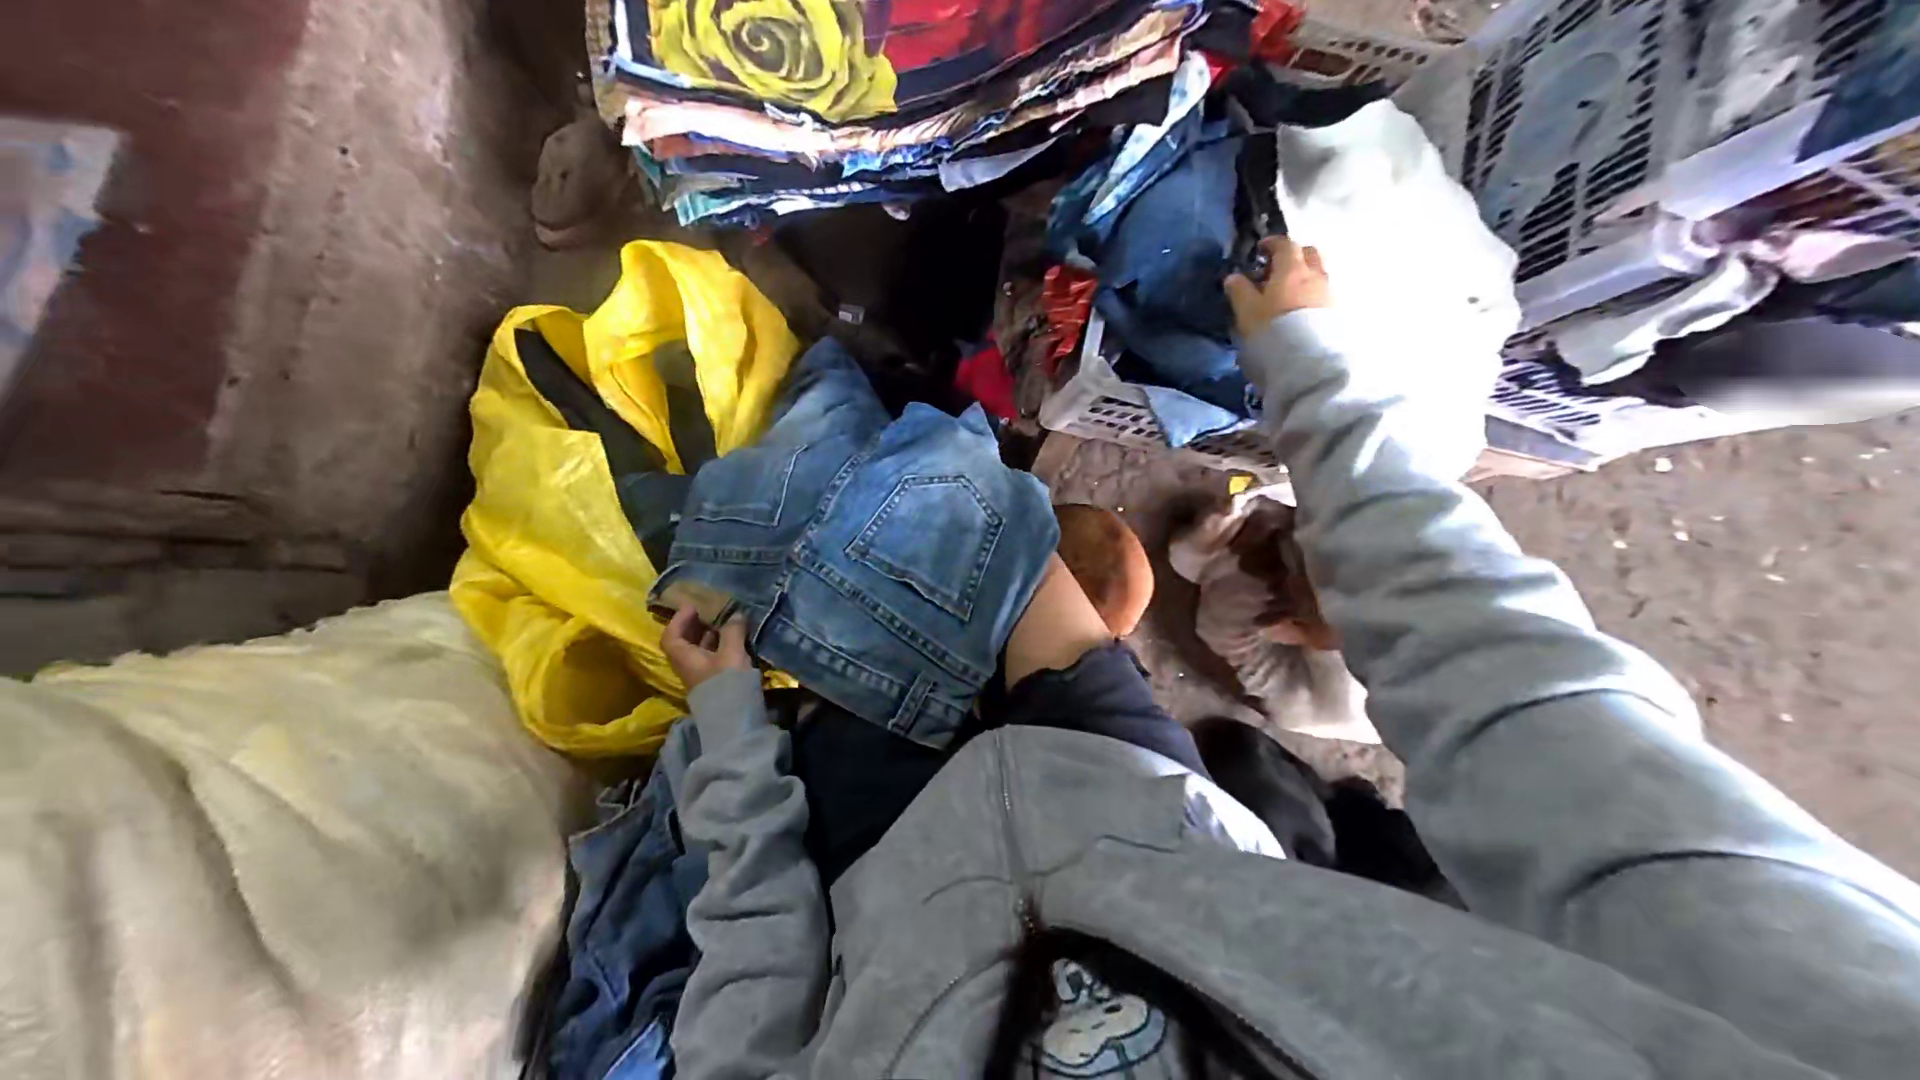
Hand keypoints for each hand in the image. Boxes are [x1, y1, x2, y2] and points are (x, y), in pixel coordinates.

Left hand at [662, 607, 751, 690]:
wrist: (734, 719)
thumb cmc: (727, 683)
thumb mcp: (731, 653)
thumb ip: (733, 632)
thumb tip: (736, 614)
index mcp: (684, 658)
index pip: (671, 637)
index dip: (678, 620)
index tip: (692, 606)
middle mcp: (689, 667)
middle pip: (685, 643)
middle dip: (696, 625)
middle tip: (710, 611)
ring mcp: (702, 676)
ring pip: (701, 651)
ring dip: (710, 635)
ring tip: (726, 622)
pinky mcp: (716, 682)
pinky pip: (713, 659)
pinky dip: (721, 646)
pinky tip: (735, 641)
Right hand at [1224, 237, 1330, 337]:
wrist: (1306, 358)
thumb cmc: (1272, 329)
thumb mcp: (1247, 310)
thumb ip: (1240, 291)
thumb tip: (1233, 277)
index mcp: (1292, 269)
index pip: (1285, 244)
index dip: (1272, 243)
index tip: (1261, 249)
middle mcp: (1314, 274)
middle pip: (1308, 253)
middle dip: (1293, 255)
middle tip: (1277, 268)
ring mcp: (1327, 292)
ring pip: (1317, 272)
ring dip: (1303, 274)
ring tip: (1287, 292)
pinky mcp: (1334, 310)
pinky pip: (1321, 291)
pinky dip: (1310, 291)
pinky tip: (1298, 308)